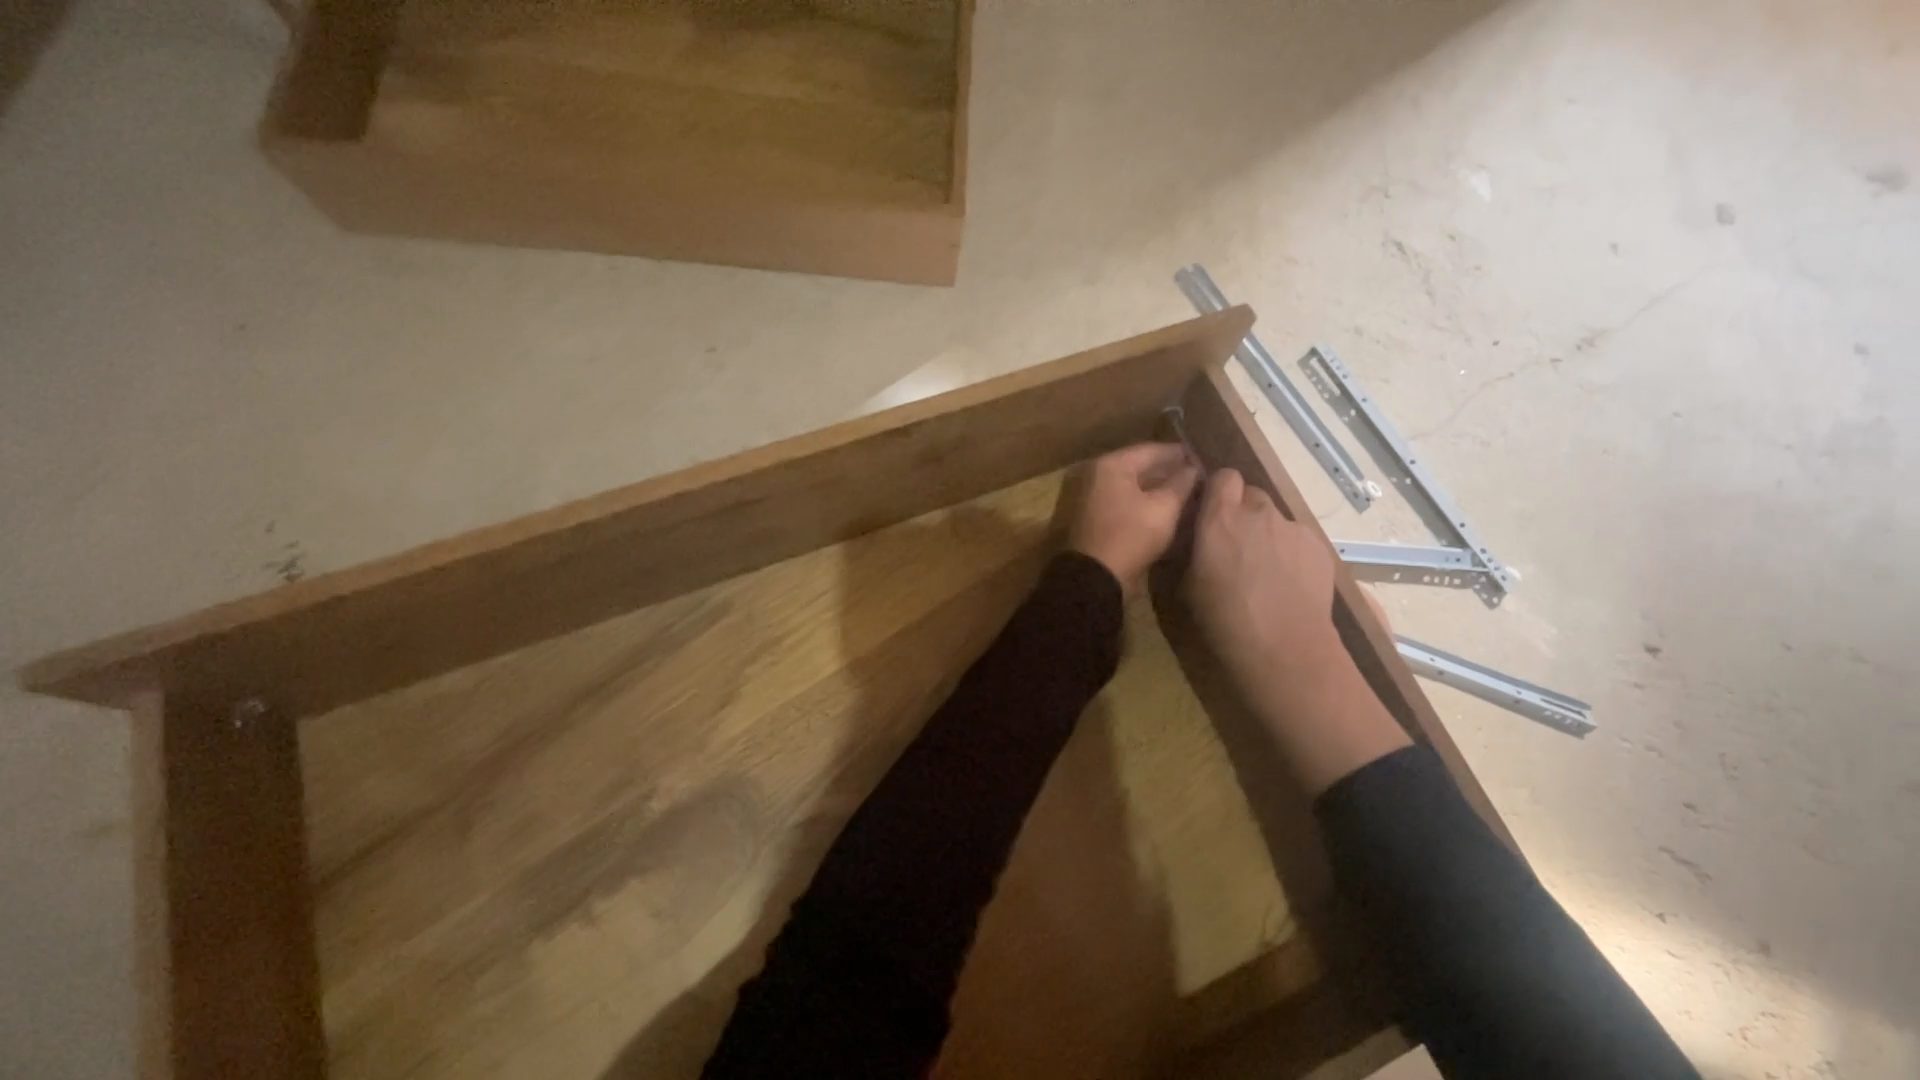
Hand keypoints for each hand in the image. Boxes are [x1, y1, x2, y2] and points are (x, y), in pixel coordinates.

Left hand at [1067, 443, 1199, 595]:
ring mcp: (1095, 495)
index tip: (1203, 456)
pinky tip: (1167, 507)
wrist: (1095, 575)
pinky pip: (1126, 500)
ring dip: (1158, 487)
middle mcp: (1099, 474)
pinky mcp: (1097, 515)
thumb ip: (1181, 484)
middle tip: (1198, 474)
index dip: (1179, 453)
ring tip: (1188, 490)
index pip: (1152, 450)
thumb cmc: (1131, 535)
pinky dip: (1145, 500)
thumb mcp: (1163, 508)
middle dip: (1169, 470)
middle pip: (1141, 466)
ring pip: (1134, 484)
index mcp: (1113, 465)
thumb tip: (1193, 469)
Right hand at [1187, 468, 1343, 688]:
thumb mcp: (1188, 583)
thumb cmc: (1223, 618)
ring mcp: (1293, 527)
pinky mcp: (1318, 545)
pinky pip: (1298, 538)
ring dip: (1267, 532)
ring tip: (1266, 568)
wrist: (1283, 647)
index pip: (1223, 476)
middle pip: (1251, 494)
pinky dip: (1291, 551)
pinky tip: (1288, 581)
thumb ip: (1193, 547)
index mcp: (1220, 518)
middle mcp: (1258, 512)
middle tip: (1236, 544)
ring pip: (1276, 518)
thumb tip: (1195, 535)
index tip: (1212, 511)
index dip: (1219, 491)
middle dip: (1242, 512)